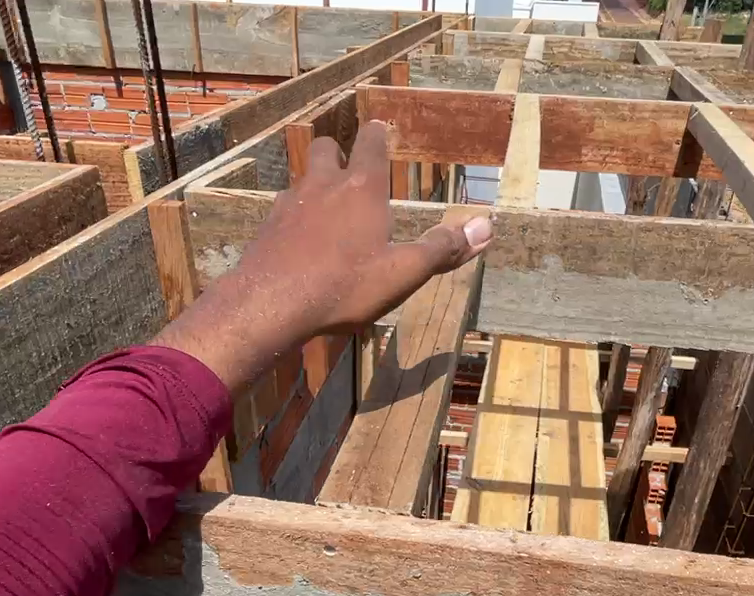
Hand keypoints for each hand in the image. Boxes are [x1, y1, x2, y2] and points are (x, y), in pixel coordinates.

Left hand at [154, 120, 492, 393]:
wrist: (271, 305)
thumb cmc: (344, 287)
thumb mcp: (402, 274)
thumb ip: (442, 249)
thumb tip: (487, 226)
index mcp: (361, 189)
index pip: (371, 142)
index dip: (378, 135)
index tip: (381, 132)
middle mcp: (322, 185)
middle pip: (326, 149)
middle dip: (338, 154)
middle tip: (349, 172)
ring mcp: (289, 204)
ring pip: (302, 180)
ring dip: (315, 187)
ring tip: (325, 212)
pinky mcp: (267, 228)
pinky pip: (283, 212)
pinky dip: (294, 219)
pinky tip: (299, 244)